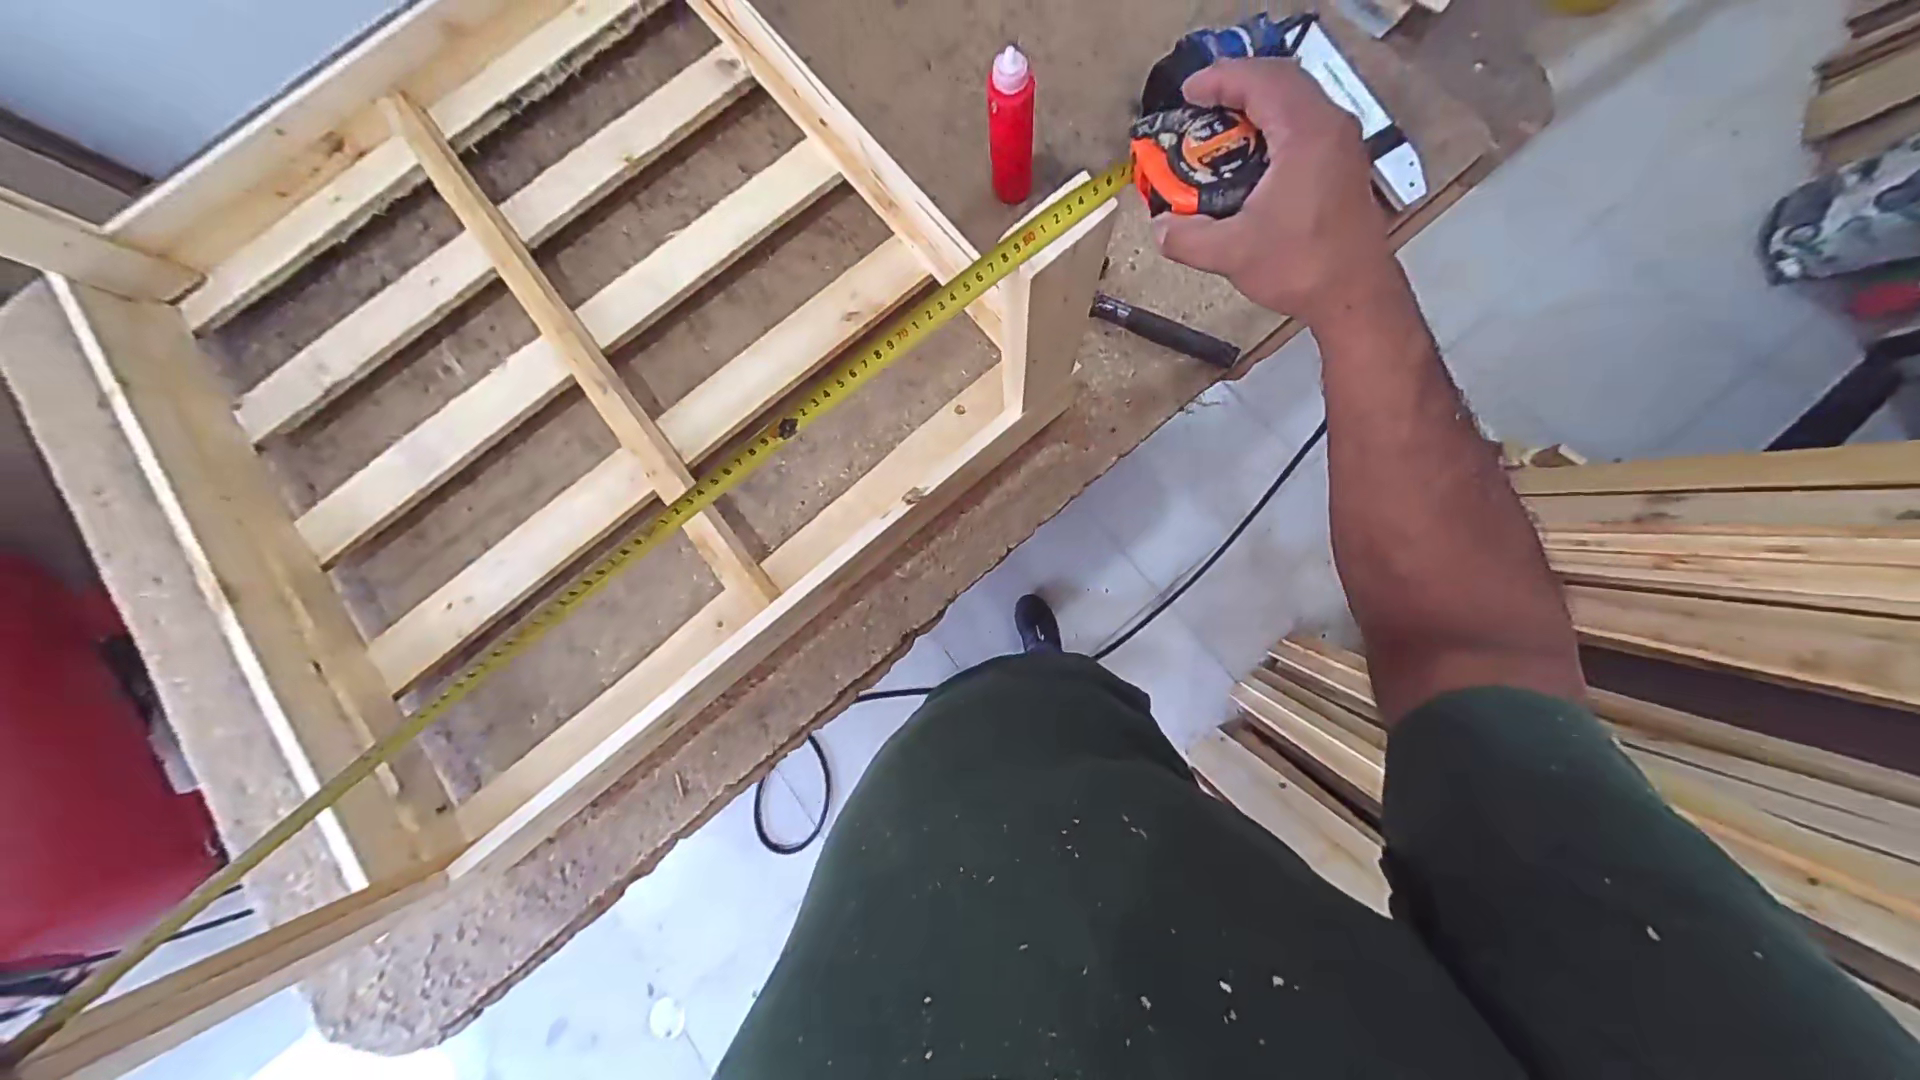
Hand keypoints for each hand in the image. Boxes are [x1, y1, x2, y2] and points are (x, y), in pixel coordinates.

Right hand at [1152, 58, 1396, 327]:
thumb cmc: (1300, 266)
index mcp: (1306, 135)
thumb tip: (1159, 227)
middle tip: (1199, 104)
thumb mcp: (1231, 253)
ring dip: (1255, 107)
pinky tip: (1248, 156)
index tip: (1188, 91)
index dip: (1221, 79)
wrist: (1353, 293)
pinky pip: (1303, 126)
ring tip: (1219, 127)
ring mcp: (1341, 145)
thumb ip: (1187, 237)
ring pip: (1295, 102)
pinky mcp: (1341, 165)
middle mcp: (1330, 127)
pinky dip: (1271, 127)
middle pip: (1281, 82)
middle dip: (1237, 87)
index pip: (1262, 81)